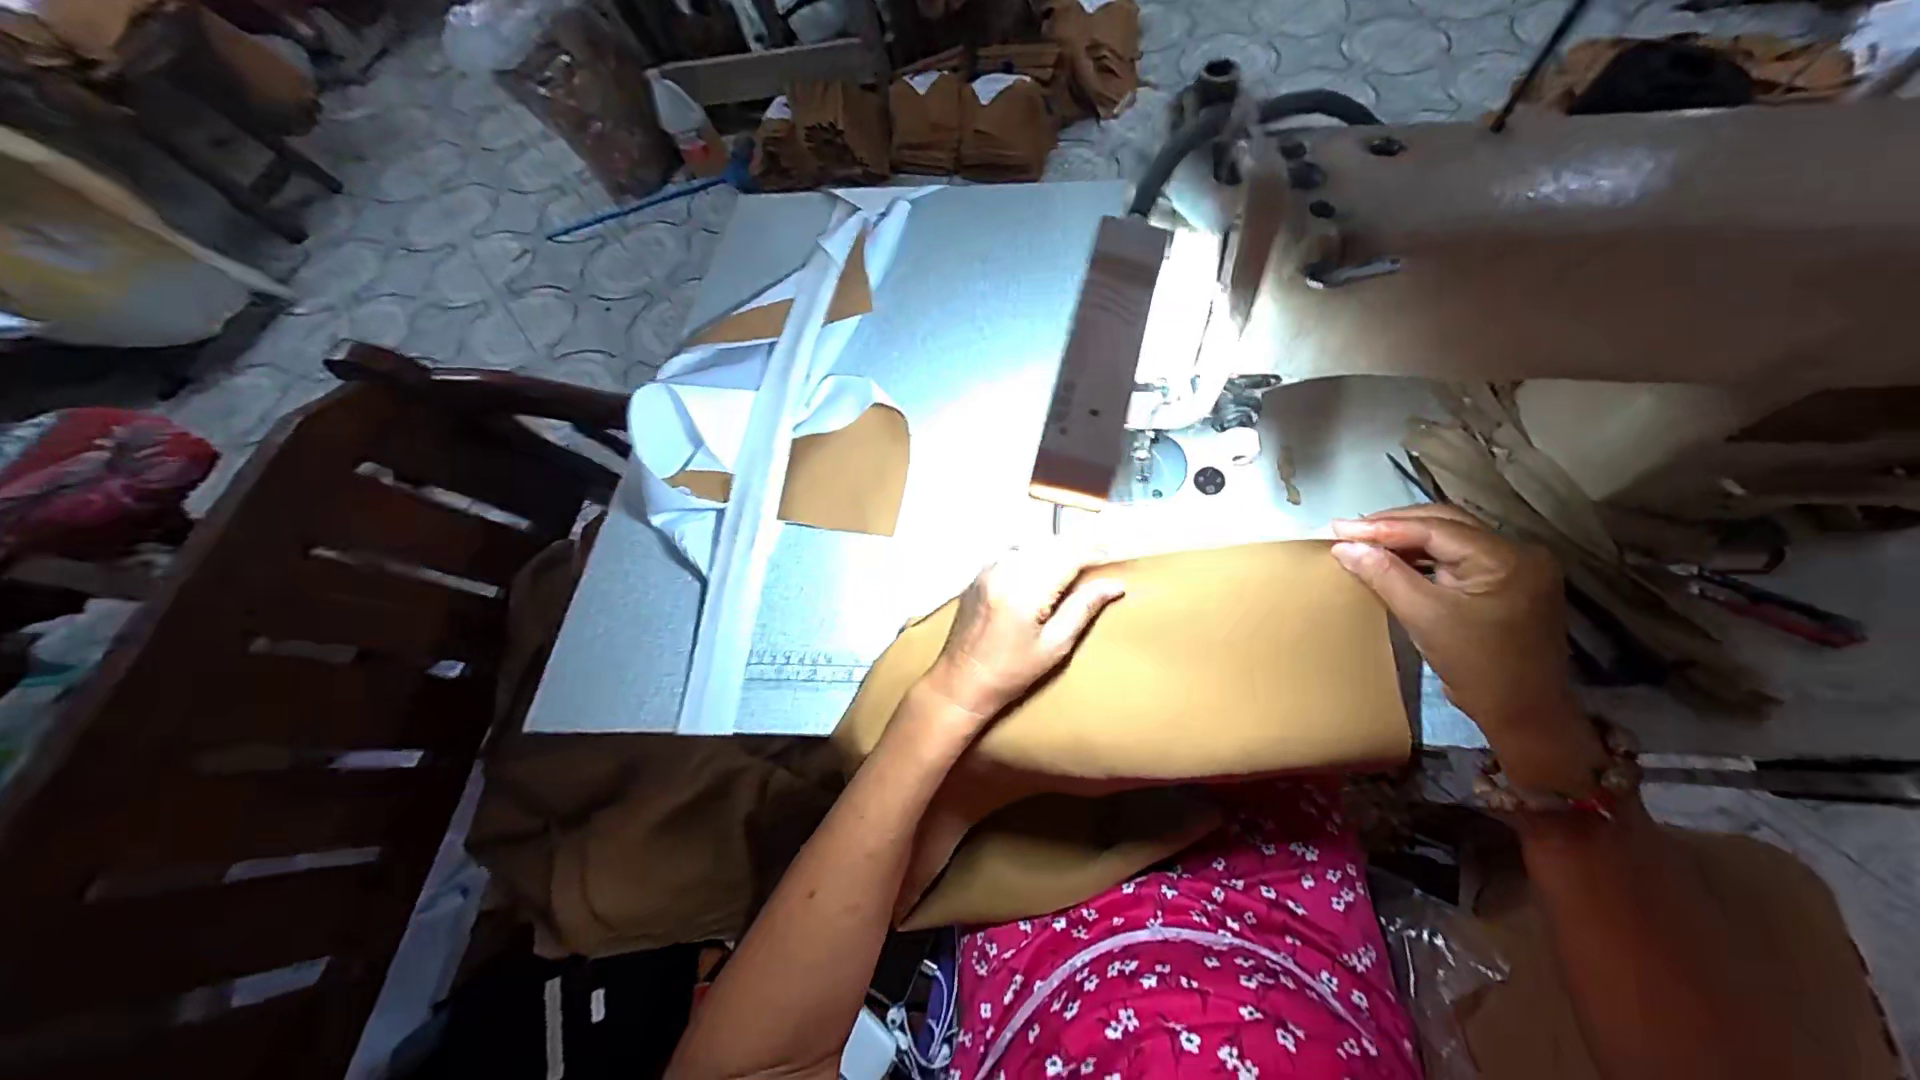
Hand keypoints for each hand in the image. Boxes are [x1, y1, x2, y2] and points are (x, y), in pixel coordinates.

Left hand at [920, 539, 1125, 724]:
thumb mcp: (1054, 647)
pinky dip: (1031, 555)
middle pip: (1049, 545)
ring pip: (1030, 545)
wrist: (960, 682)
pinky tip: (1040, 571)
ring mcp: (986, 571)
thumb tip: (1114, 585)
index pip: (1067, 556)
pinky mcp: (977, 575)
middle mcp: (1003, 572)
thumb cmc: (1011, 673)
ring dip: (1053, 550)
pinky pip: (1011, 553)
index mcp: (1024, 591)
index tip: (1112, 555)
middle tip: (1097, 560)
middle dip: (1075, 548)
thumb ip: (1082, 609)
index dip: (1093, 552)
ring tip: (1072, 565)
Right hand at [1330, 505, 1580, 736]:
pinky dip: (1421, 555)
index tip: (1338, 528)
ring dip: (1405, 538)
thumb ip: (1384, 574)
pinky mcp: (1505, 582)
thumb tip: (1344, 546)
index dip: (1382, 526)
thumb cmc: (1476, 665)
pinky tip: (1392, 559)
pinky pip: (1456, 557)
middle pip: (1445, 523)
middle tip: (1347, 531)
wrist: (1523, 713)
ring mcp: (1515, 567)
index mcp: (1507, 558)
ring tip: (1362, 541)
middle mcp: (1519, 552)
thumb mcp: (1424, 616)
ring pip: (1450, 537)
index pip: (1435, 528)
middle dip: (1392, 525)